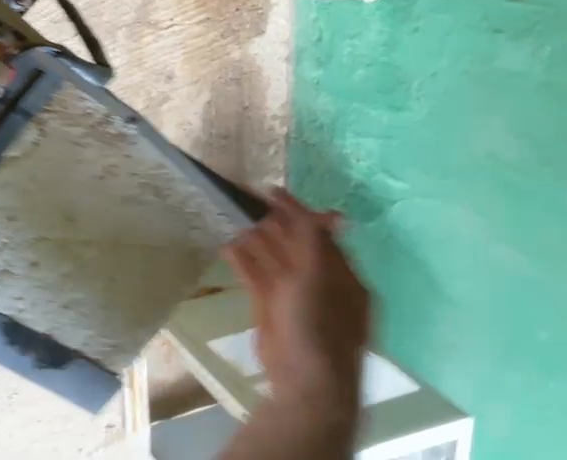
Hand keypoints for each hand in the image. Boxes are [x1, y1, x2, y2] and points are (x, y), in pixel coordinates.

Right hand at [225, 189, 370, 413]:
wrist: (306, 376)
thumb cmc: (318, 323)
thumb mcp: (320, 278)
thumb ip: (318, 244)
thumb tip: (327, 212)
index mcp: (343, 277)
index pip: (320, 236)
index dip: (297, 212)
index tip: (269, 190)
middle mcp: (321, 283)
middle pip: (295, 245)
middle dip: (272, 222)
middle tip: (241, 198)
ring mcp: (295, 296)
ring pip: (273, 259)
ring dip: (253, 238)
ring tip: (227, 215)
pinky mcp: (271, 305)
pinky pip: (256, 275)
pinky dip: (242, 259)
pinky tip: (224, 244)